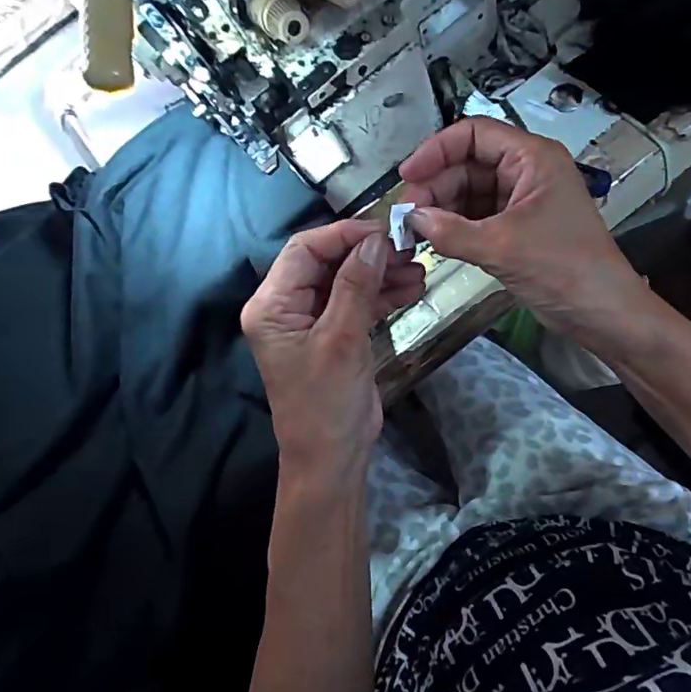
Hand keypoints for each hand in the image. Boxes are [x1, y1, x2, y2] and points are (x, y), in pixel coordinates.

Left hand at [241, 220, 426, 483]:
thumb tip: (374, 240)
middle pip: (327, 262)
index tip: (384, 232)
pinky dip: (382, 294)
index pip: (304, 250)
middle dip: (367, 253)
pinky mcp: (333, 334)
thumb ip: (356, 287)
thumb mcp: (341, 341)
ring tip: (418, 270)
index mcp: (272, 305)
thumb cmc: (326, 404)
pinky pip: (356, 302)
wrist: (332, 459)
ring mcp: (310, 320)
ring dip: (381, 273)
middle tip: (408, 250)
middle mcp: (286, 307)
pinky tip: (412, 289)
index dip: (344, 235)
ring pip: (346, 280)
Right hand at [399, 117, 650, 346]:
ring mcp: (521, 200)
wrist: (601, 312)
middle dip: (434, 186)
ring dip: (440, 207)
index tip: (408, 175)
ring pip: (468, 191)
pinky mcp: (516, 226)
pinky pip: (475, 215)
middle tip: (407, 215)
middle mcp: (526, 171)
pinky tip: (433, 238)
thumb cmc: (564, 268)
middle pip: (467, 163)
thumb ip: (450, 231)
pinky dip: (453, 225)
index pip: (474, 134)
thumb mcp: (501, 247)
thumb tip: (411, 220)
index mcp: (532, 158)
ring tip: (414, 230)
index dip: (436, 150)